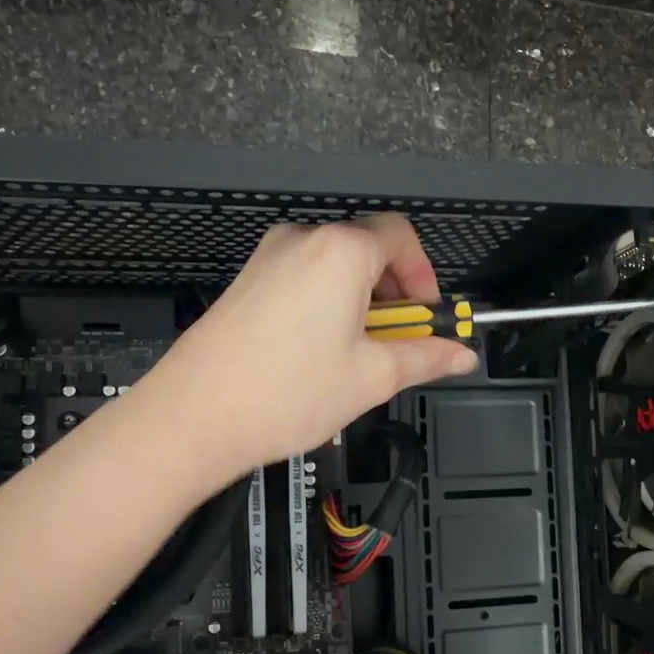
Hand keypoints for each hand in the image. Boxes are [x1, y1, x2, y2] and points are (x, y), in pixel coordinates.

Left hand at [135, 214, 478, 478]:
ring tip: (358, 357)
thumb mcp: (372, 378)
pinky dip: (327, 307)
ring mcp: (268, 261)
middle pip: (367, 251)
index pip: (401, 237)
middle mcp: (301, 242)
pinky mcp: (248, 284)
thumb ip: (424, 358)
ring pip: (334, 269)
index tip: (427, 316)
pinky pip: (303, 282)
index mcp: (340, 252)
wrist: (195, 416)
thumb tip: (458, 355)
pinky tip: (321, 356)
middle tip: (399, 344)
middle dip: (393, 295)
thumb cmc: (279, 393)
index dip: (424, 276)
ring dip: (360, 304)